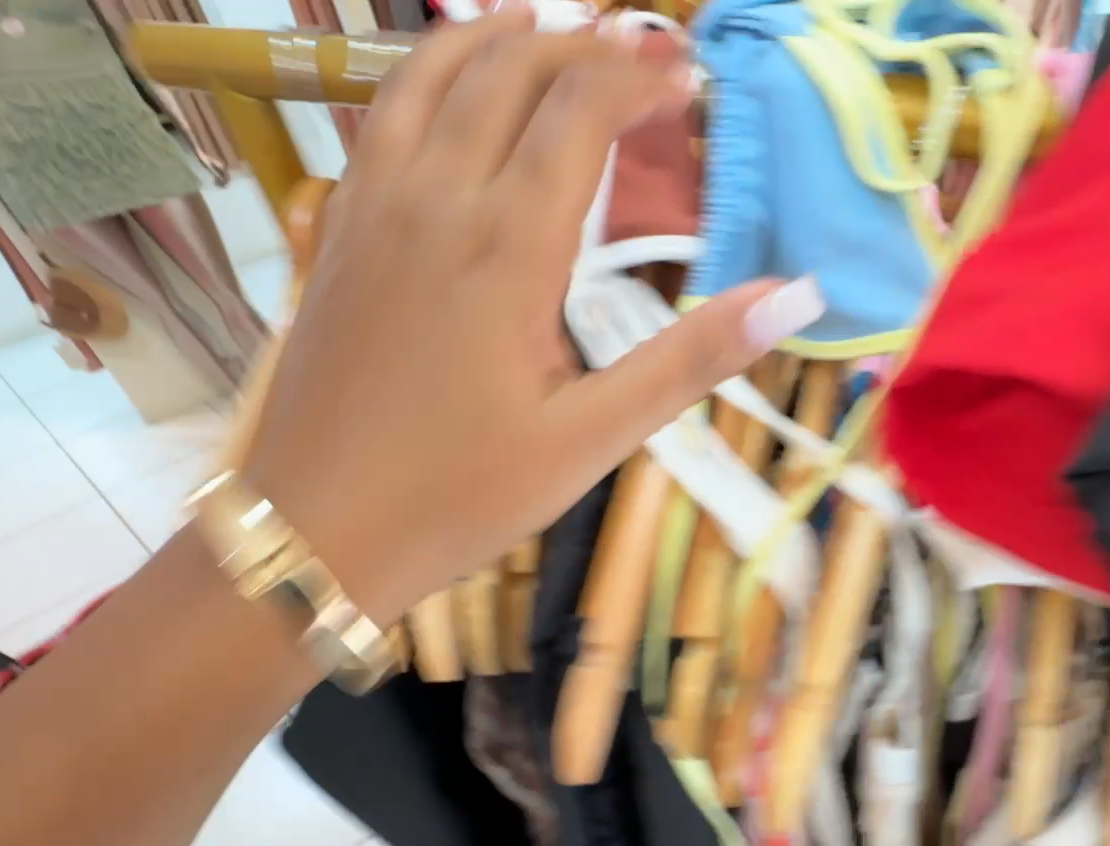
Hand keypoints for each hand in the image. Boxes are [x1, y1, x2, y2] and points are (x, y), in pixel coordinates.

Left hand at [239, 12, 823, 624]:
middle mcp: (435, 200)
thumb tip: (793, 297)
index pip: (580, 111)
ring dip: (498, 36)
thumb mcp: (595, 439)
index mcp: (507, 248)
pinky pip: (385, 113)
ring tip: (549, 22)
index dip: (639, 76)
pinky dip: (430, 72)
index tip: (688, 76)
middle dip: (584, 44)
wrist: (316, 531)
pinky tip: (452, 88)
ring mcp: (373, 207)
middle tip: (641, 51)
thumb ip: (691, 359)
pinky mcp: (340, 231)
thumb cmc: (465, 494)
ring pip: (431, 73)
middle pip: (509, 69)